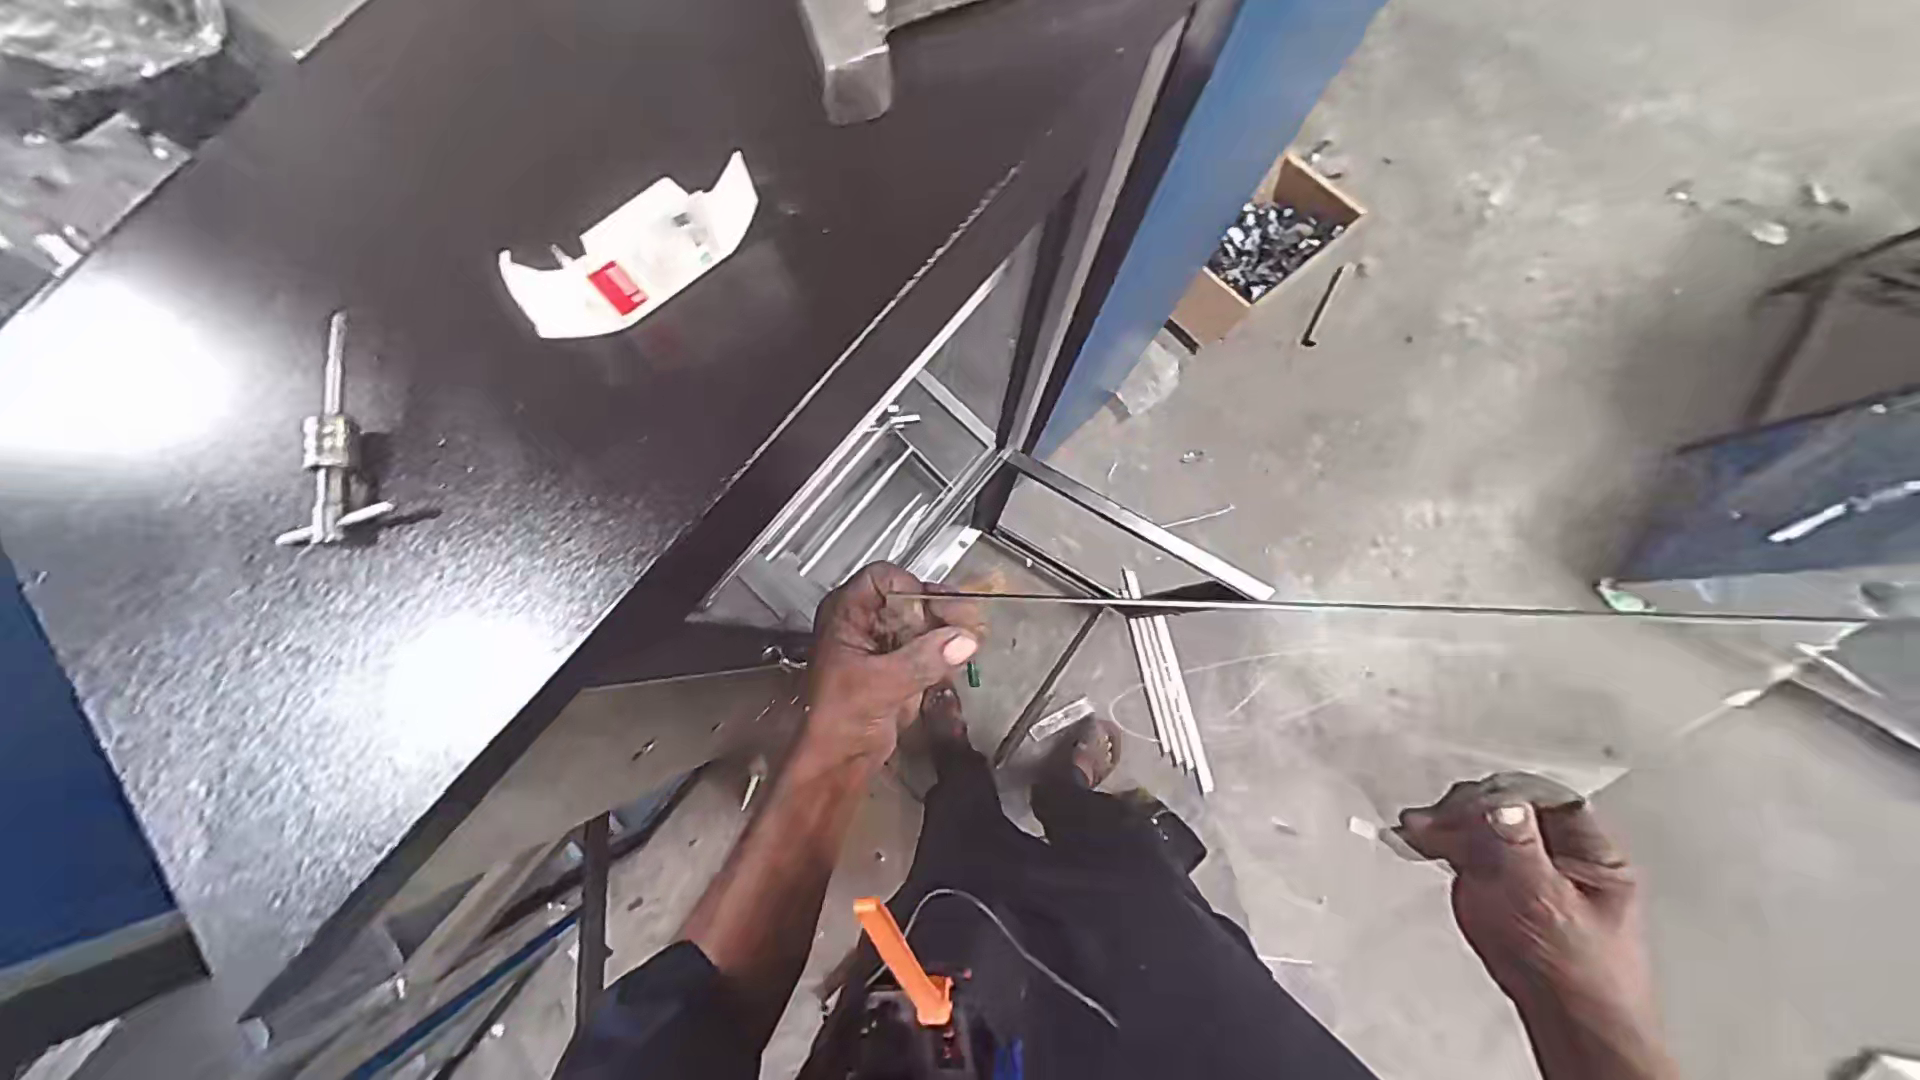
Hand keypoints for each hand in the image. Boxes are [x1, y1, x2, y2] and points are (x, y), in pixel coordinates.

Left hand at [803, 563, 980, 765]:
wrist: (836, 762)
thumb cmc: (835, 721)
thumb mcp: (879, 685)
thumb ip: (922, 661)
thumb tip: (961, 640)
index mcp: (845, 614)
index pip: (883, 579)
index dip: (911, 589)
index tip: (936, 609)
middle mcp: (864, 622)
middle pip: (909, 598)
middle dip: (940, 609)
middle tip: (967, 621)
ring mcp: (883, 643)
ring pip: (923, 621)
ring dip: (949, 628)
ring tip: (970, 639)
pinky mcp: (899, 665)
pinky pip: (928, 645)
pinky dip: (946, 649)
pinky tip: (960, 657)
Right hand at [1398, 777, 1676, 1079]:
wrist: (1560, 1013)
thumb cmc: (1577, 968)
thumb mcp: (1550, 903)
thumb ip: (1522, 850)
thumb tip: (1504, 805)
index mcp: (1588, 851)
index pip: (1546, 798)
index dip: (1510, 793)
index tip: (1474, 802)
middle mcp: (1550, 847)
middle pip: (1501, 803)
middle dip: (1465, 808)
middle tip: (1441, 820)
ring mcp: (1514, 857)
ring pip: (1470, 818)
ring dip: (1439, 820)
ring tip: (1415, 830)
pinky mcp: (1483, 869)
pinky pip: (1451, 839)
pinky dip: (1427, 837)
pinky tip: (1410, 839)